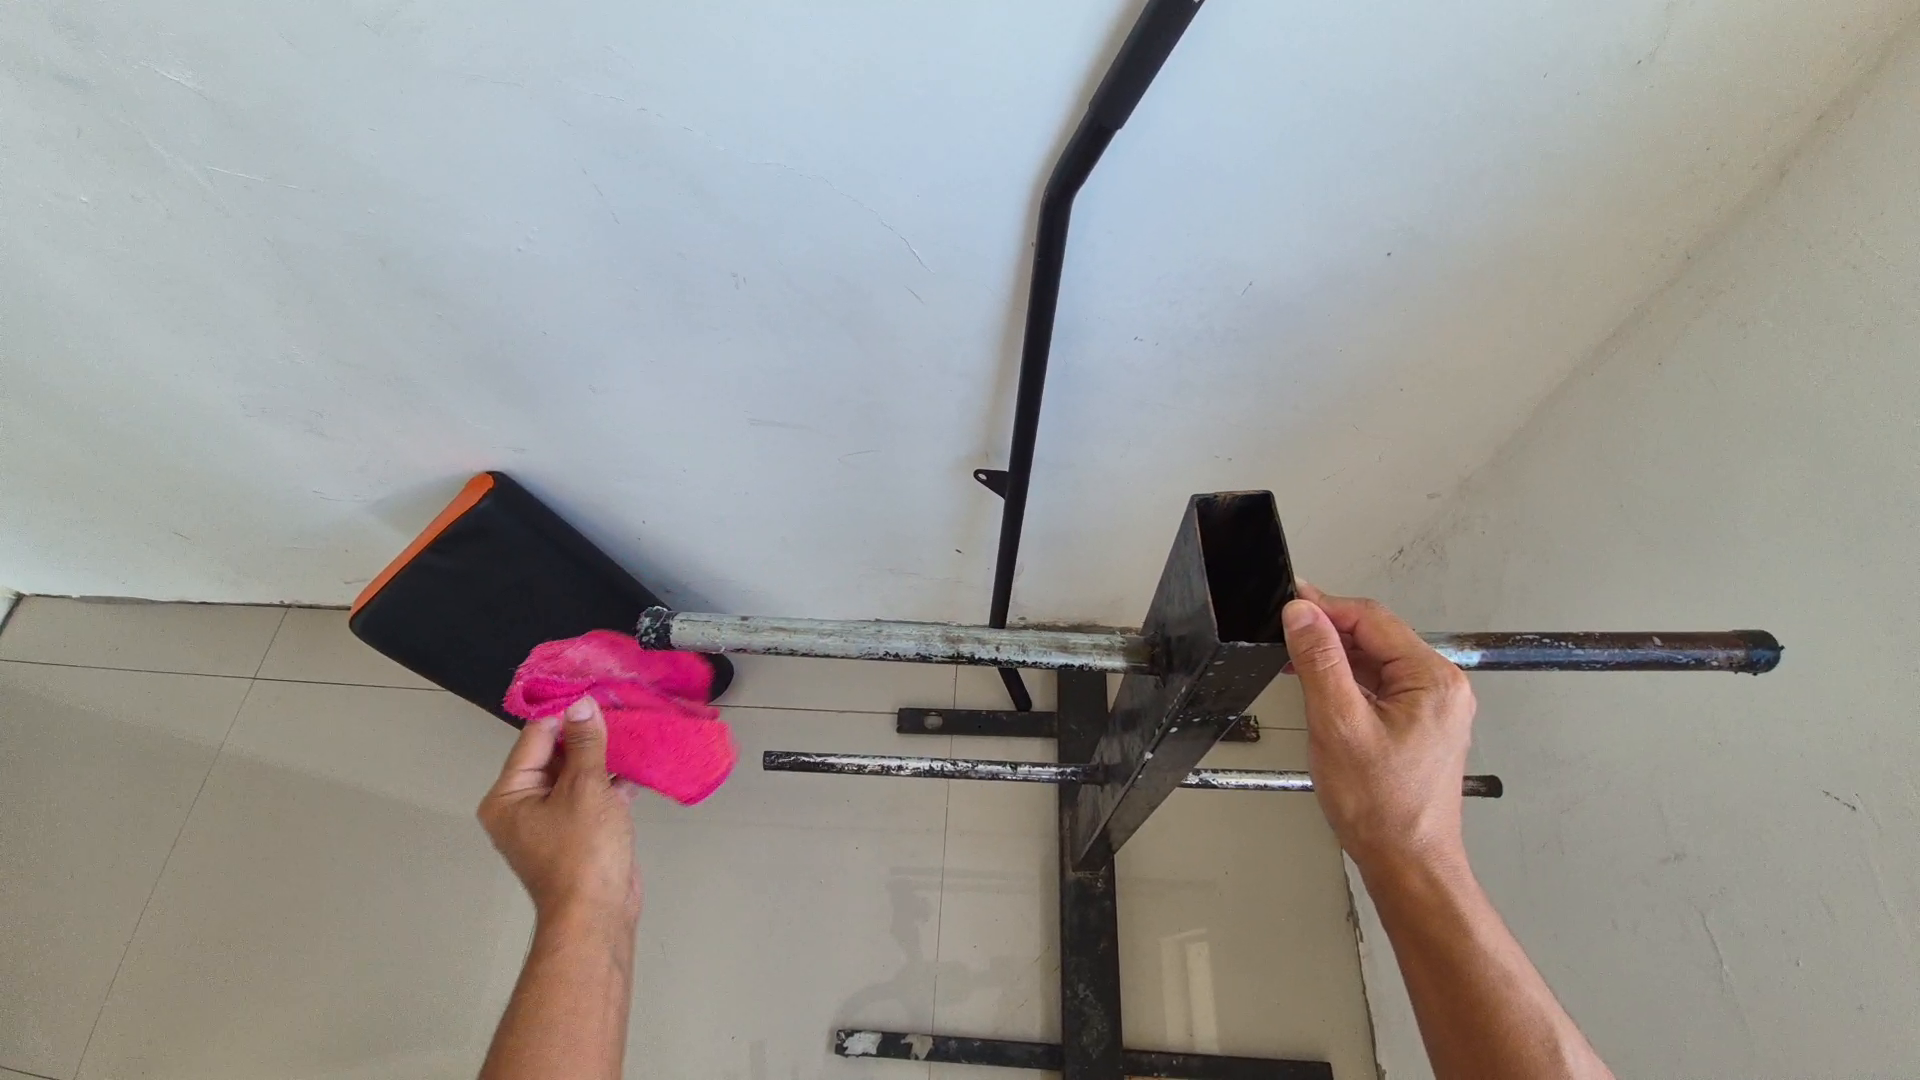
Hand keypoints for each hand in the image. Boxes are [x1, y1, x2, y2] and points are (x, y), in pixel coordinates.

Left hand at [478, 697, 641, 926]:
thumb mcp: (586, 788)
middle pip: (555, 754)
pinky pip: (592, 795)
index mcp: (509, 795)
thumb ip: (585, 743)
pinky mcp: (578, 831)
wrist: (598, 914)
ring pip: (577, 774)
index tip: (600, 696)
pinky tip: (640, 765)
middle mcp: (522, 805)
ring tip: (635, 731)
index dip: (567, 715)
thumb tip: (582, 704)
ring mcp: (551, 820)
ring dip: (604, 757)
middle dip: (588, 735)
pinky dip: (612, 781)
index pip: (535, 738)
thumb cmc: (583, 849)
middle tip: (622, 709)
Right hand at [1281, 583, 1476, 876]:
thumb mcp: (1337, 722)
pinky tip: (1316, 685)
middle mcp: (1439, 686)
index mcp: (1432, 679)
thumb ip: (1319, 661)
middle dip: (1326, 630)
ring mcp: (1429, 705)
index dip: (1323, 607)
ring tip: (1293, 660)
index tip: (1285, 605)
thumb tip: (1302, 612)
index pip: (1371, 619)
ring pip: (1372, 658)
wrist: (1406, 861)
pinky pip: (1376, 682)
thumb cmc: (1380, 804)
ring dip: (1332, 655)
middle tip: (1282, 633)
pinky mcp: (1415, 722)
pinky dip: (1343, 678)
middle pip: (1374, 635)